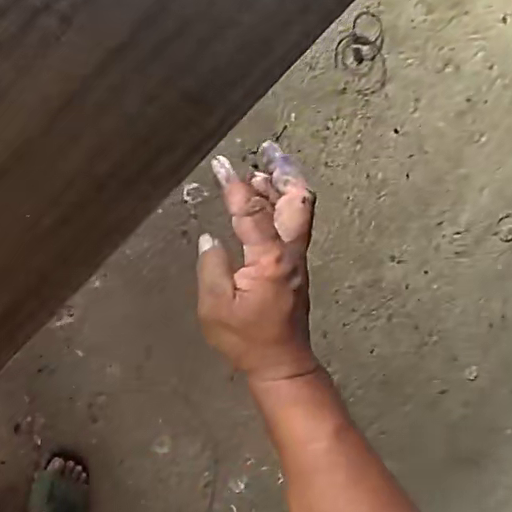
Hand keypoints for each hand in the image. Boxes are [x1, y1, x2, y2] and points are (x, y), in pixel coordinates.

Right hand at [195, 141, 319, 382]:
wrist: (280, 362)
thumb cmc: (245, 338)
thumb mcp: (215, 306)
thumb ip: (212, 268)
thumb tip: (211, 239)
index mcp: (269, 260)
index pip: (252, 212)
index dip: (235, 185)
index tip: (221, 163)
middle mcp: (289, 253)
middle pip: (297, 200)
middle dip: (283, 170)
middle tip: (268, 148)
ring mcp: (296, 258)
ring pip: (299, 209)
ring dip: (284, 183)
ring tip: (265, 163)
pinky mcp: (293, 265)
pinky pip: (292, 223)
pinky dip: (281, 201)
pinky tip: (265, 197)